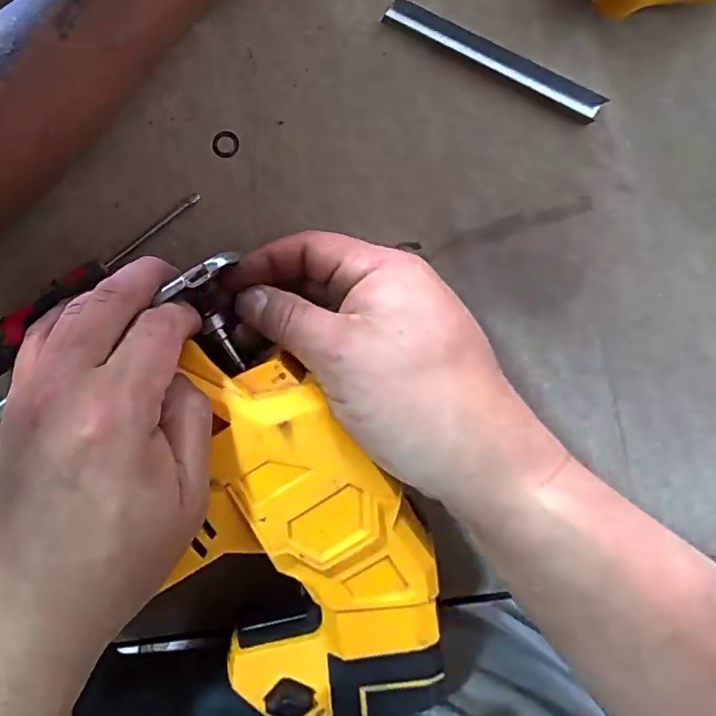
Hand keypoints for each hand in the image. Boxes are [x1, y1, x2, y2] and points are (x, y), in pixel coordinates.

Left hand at [0, 257, 215, 660]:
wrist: (33, 592)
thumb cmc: (117, 556)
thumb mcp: (185, 496)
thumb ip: (188, 417)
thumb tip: (175, 372)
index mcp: (116, 408)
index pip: (155, 330)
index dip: (180, 315)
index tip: (194, 318)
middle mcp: (67, 383)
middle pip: (106, 303)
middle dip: (141, 278)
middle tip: (164, 271)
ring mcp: (32, 387)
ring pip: (67, 311)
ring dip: (102, 291)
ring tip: (130, 288)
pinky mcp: (15, 398)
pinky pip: (38, 335)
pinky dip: (63, 313)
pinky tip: (82, 317)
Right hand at [225, 232, 568, 513]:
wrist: (488, 468)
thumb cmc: (410, 397)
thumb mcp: (337, 351)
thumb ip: (285, 315)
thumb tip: (246, 296)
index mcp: (384, 269)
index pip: (309, 246)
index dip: (264, 262)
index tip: (227, 287)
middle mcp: (392, 287)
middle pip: (318, 276)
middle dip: (273, 295)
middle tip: (233, 322)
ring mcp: (398, 323)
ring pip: (329, 310)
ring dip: (290, 324)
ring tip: (252, 346)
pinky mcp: (399, 356)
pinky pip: (344, 338)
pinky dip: (312, 346)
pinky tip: (287, 365)